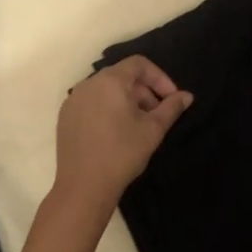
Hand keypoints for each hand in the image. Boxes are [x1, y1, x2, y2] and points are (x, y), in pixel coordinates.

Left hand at [52, 55, 193, 212]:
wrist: (83, 187)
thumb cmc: (122, 153)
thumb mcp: (153, 129)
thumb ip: (172, 107)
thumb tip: (186, 96)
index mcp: (110, 81)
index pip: (139, 64)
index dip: (159, 78)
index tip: (170, 99)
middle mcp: (88, 84)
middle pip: (123, 76)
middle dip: (144, 92)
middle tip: (157, 115)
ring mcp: (73, 100)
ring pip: (106, 90)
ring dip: (127, 101)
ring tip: (138, 125)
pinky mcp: (65, 117)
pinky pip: (92, 103)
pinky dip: (108, 109)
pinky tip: (116, 133)